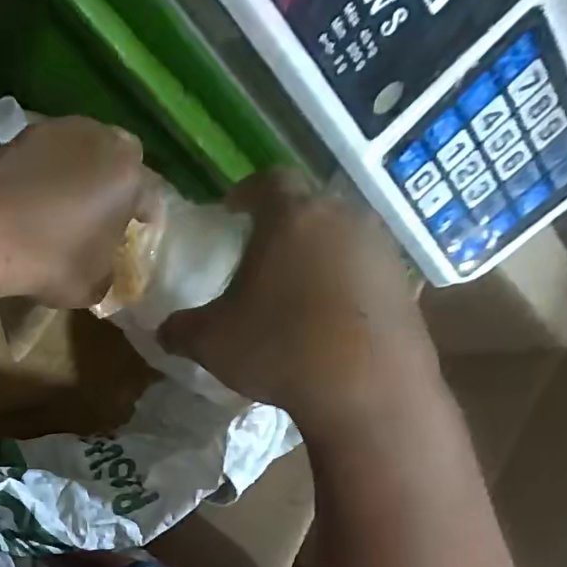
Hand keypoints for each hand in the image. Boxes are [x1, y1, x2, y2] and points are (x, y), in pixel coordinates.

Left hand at [0, 117, 159, 309]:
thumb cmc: (52, 260)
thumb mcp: (92, 286)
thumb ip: (108, 274)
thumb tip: (105, 270)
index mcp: (131, 176)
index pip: (151, 198)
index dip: (145, 221)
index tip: (135, 237)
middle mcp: (103, 140)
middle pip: (118, 164)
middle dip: (112, 188)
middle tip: (98, 217)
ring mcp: (60, 130)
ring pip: (80, 153)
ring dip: (76, 175)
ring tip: (60, 206)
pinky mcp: (20, 134)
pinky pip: (44, 157)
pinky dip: (42, 174)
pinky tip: (29, 200)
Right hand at [161, 169, 436, 432]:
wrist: (365, 384)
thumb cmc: (277, 347)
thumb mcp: (210, 342)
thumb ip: (181, 329)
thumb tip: (164, 330)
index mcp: (289, 219)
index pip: (268, 181)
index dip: (246, 192)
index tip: (230, 210)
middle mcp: (340, 217)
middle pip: (307, 206)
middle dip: (281, 225)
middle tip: (257, 253)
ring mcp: (378, 247)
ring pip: (338, 235)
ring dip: (313, 253)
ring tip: (290, 287)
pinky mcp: (402, 280)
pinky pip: (361, 268)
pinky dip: (340, 281)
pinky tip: (323, 316)